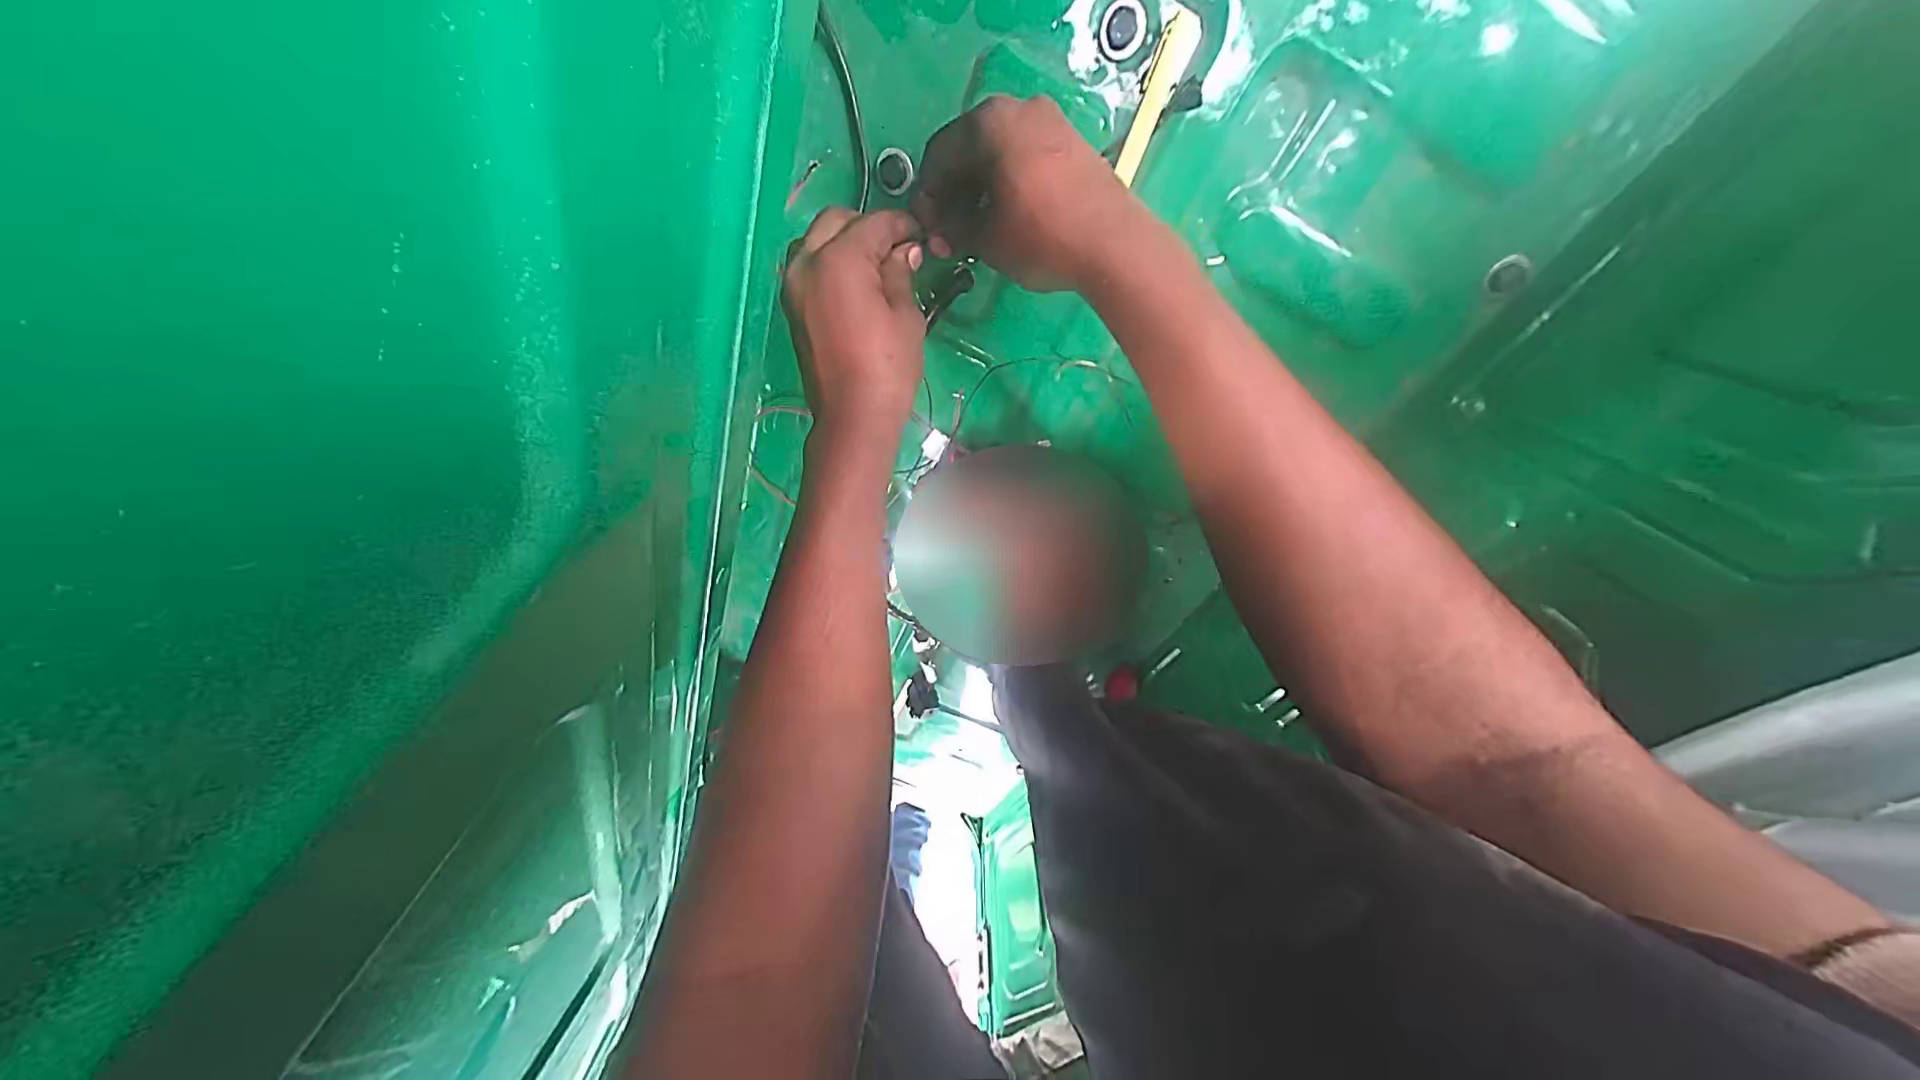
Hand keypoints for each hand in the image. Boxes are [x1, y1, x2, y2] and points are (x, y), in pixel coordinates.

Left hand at [781, 208, 925, 434]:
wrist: (853, 416)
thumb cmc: (888, 367)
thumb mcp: (906, 317)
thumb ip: (901, 274)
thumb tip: (904, 251)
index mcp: (839, 259)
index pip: (874, 223)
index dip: (902, 226)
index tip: (921, 236)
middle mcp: (807, 262)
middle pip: (836, 220)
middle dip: (868, 228)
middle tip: (897, 250)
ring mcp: (793, 285)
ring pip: (815, 241)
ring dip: (843, 242)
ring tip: (873, 267)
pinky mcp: (791, 307)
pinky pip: (807, 267)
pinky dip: (829, 264)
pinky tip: (855, 286)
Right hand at [911, 95, 1153, 292]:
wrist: (1113, 245)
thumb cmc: (1040, 237)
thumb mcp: (986, 239)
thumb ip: (953, 230)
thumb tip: (938, 234)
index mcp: (990, 121)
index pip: (940, 155)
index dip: (927, 196)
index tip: (926, 228)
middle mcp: (1020, 109)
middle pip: (970, 152)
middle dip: (955, 195)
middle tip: (949, 234)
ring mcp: (1051, 123)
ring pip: (999, 157)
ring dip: (980, 193)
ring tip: (977, 232)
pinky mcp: (1072, 146)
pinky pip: (1025, 161)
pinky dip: (1008, 187)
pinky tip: (1006, 220)